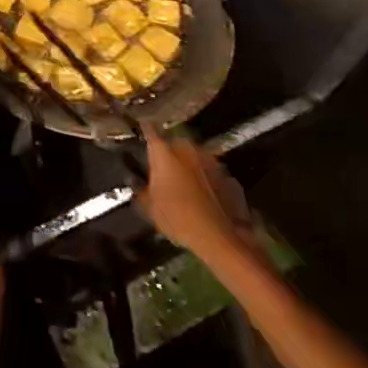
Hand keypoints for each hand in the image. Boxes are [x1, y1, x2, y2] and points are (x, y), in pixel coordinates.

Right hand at [137, 123, 257, 259]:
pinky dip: (208, 179)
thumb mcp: (149, 207)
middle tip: (165, 166)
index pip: (150, 131)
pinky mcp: (229, 177)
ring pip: (196, 157)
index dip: (145, 129)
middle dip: (170, 151)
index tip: (142, 128)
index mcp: (164, 153)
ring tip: (187, 182)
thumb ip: (141, 190)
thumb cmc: (177, 218)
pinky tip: (207, 195)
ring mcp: (211, 162)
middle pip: (175, 143)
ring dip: (191, 164)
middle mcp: (187, 150)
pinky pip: (213, 173)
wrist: (219, 238)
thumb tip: (138, 183)